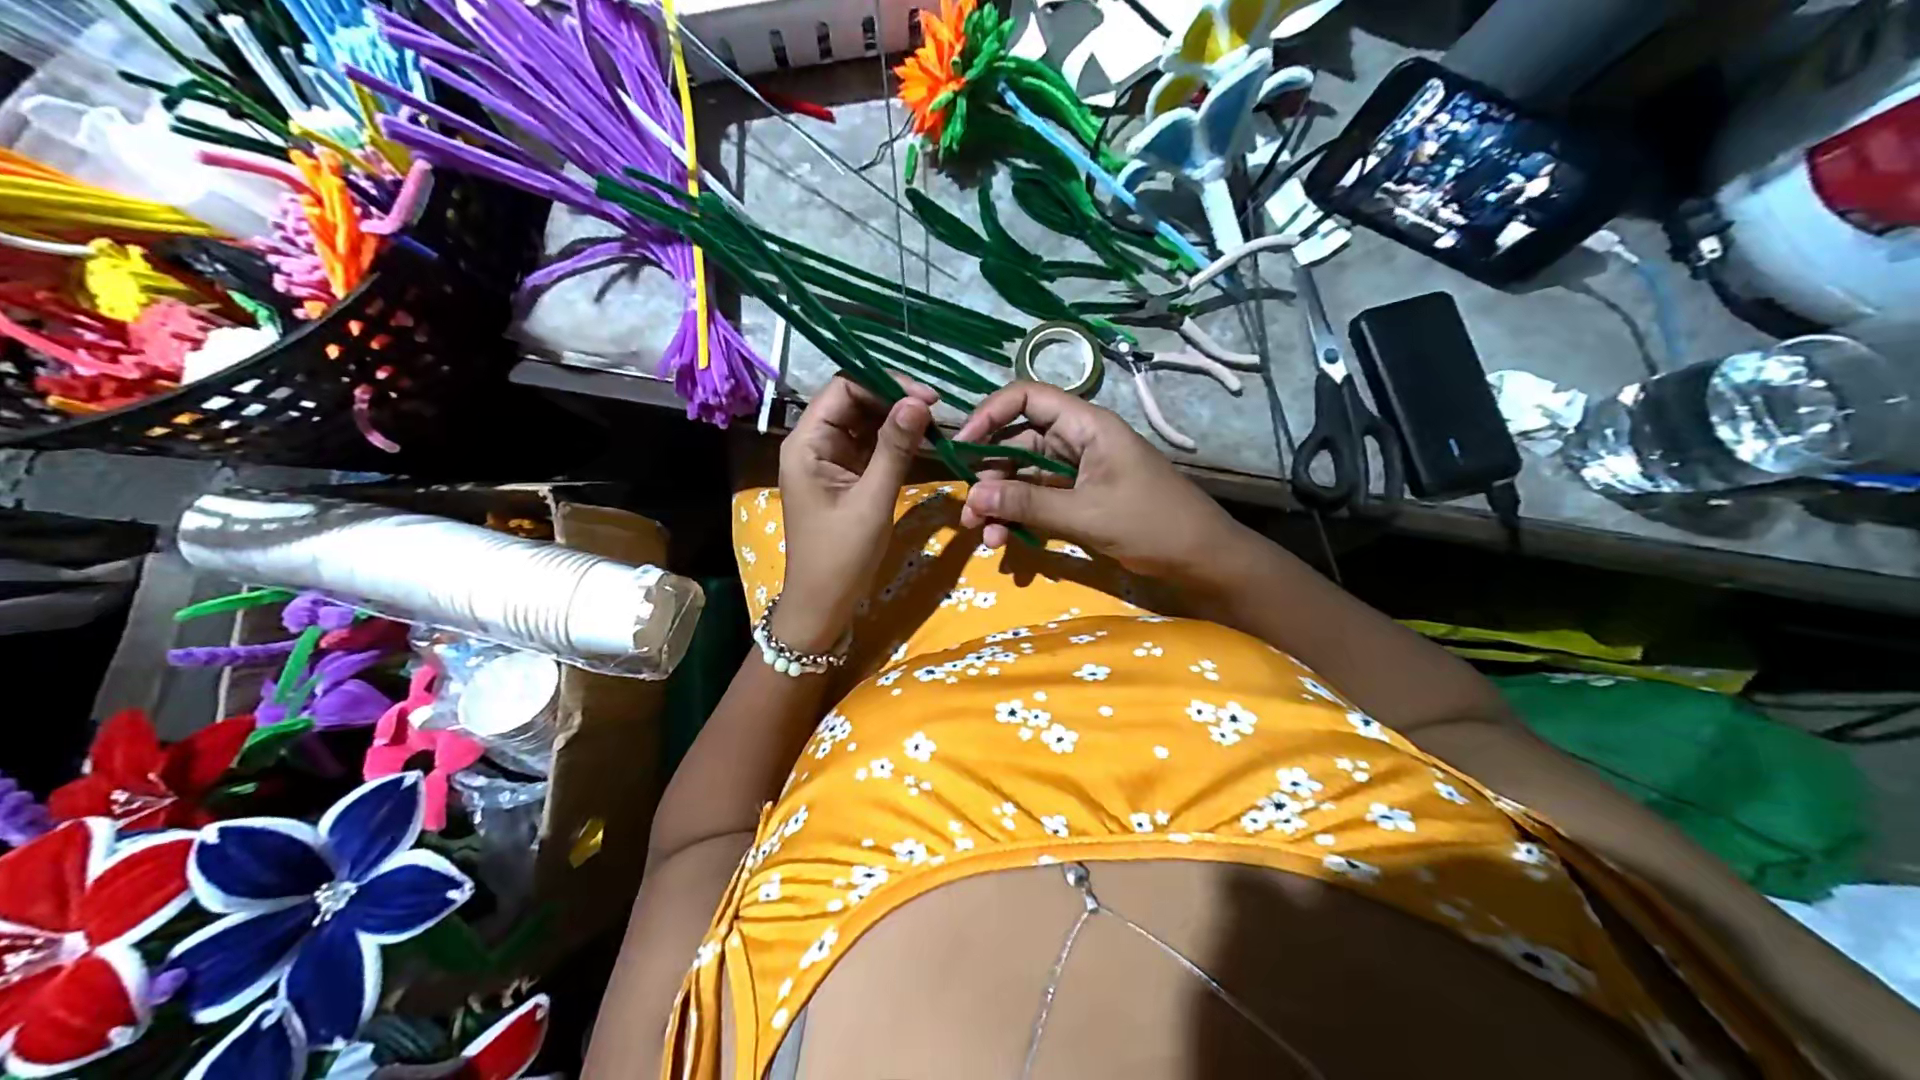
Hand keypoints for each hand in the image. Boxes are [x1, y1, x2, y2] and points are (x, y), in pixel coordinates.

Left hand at [775, 375, 936, 650]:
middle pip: (855, 401)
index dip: (884, 385)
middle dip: (894, 400)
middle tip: (937, 413)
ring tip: (935, 425)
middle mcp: (814, 442)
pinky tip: (921, 442)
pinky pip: (869, 445)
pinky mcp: (844, 474)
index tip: (926, 399)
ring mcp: (829, 458)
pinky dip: (894, 441)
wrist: (823, 603)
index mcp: (807, 442)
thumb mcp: (872, 500)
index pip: (844, 388)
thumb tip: (919, 402)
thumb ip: (894, 449)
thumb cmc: (841, 555)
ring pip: (865, 422)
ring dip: (897, 420)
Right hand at [955, 382, 1245, 581]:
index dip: (989, 414)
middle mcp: (1078, 440)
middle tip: (969, 513)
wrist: (1201, 557)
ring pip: (1024, 475)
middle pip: (1017, 442)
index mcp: (1086, 425)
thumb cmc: (1151, 524)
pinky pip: (1039, 499)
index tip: (962, 447)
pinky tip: (1007, 544)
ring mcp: (1078, 470)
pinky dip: (1021, 518)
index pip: (1027, 397)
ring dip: (1002, 503)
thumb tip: (973, 497)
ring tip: (986, 537)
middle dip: (990, 476)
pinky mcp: (1080, 497)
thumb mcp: (1085, 514)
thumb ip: (1027, 504)